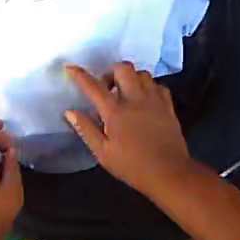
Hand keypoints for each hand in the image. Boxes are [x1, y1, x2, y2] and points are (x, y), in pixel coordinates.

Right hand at [65, 63, 199, 192]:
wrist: (169, 172)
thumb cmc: (132, 165)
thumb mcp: (103, 153)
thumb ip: (86, 129)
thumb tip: (70, 112)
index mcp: (115, 111)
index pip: (93, 87)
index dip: (80, 75)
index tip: (71, 66)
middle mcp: (135, 99)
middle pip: (123, 68)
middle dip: (111, 72)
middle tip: (107, 89)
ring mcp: (154, 100)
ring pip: (142, 73)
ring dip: (131, 78)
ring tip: (126, 94)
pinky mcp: (168, 106)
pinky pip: (158, 85)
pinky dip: (149, 88)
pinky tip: (144, 100)